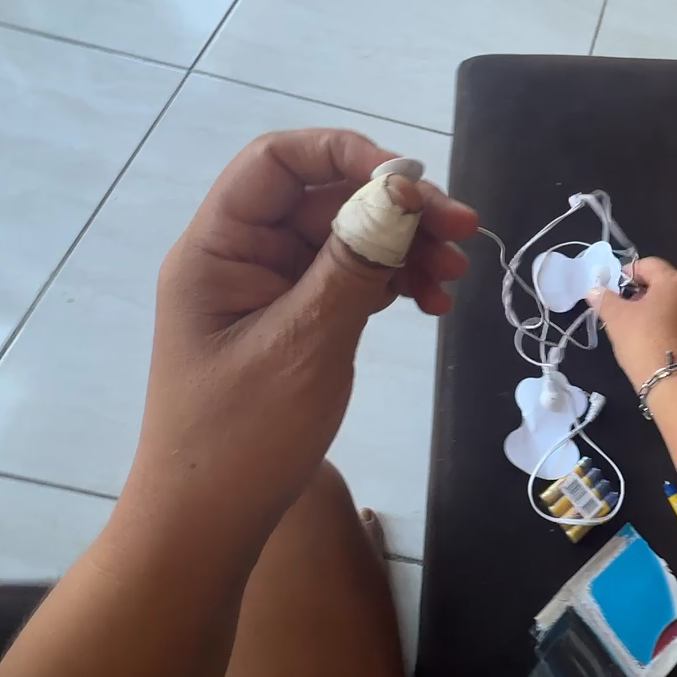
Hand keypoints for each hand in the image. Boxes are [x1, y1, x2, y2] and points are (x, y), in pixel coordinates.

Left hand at [130, 130, 476, 537]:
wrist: (214, 522)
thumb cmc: (241, 435)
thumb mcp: (304, 342)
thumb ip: (354, 263)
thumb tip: (402, 193)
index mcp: (221, 248)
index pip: (277, 162)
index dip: (345, 153)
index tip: (411, 181)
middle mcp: (249, 254)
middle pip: (330, 198)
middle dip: (399, 208)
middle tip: (462, 229)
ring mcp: (279, 284)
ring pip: (353, 236)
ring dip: (409, 246)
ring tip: (455, 274)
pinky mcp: (306, 312)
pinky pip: (359, 275)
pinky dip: (399, 281)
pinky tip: (434, 303)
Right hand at [588, 258, 676, 387]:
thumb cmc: (646, 344)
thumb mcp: (617, 321)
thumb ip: (605, 300)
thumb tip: (595, 290)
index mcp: (676, 280)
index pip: (650, 264)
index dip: (630, 273)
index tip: (616, 289)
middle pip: (669, 282)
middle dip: (649, 292)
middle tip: (630, 309)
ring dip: (665, 310)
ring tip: (646, 329)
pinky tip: (665, 344)